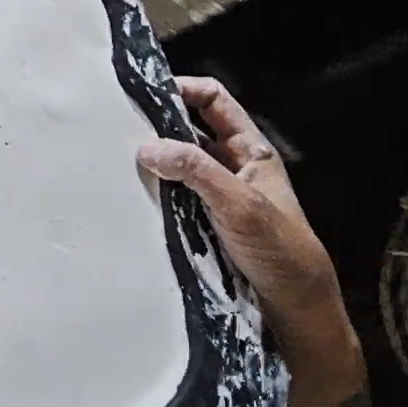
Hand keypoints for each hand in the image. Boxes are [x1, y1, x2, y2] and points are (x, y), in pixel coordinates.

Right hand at [137, 77, 375, 406]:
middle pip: (185, 129)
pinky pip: (165, 196)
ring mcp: (209, 195)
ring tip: (112, 156)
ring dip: (148, 160)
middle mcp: (227, 167)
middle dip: (154, 123)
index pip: (212, 101)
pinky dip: (147, 191)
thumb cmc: (283, 254)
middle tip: (116, 122)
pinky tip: (125, 191)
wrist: (295, 318)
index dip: (182, 88)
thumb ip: (196, 170)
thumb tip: (145, 146)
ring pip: (172, 164)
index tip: (144, 90)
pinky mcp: (195, 223)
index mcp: (250, 151)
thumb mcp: (241, 204)